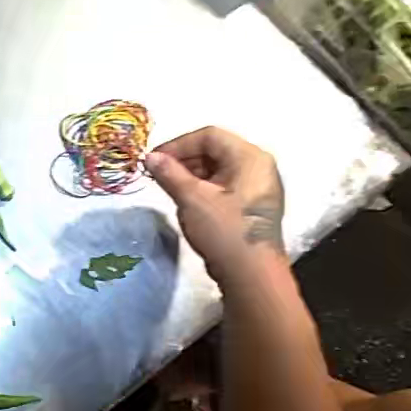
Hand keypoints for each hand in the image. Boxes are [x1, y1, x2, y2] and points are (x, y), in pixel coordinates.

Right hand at [146, 126, 285, 286]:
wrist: (251, 274)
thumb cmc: (223, 230)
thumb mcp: (192, 199)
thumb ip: (169, 174)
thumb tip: (150, 157)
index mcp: (250, 157)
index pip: (209, 135)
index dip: (178, 144)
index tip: (154, 160)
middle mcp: (259, 166)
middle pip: (216, 151)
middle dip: (184, 160)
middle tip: (158, 175)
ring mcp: (259, 188)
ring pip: (220, 170)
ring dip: (192, 176)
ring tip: (169, 190)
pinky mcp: (253, 208)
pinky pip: (226, 188)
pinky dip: (205, 190)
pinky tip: (188, 204)